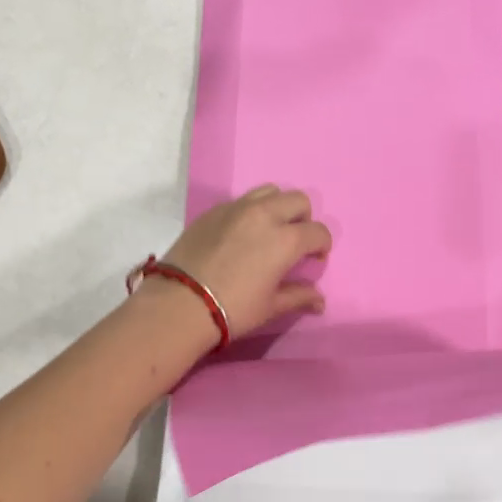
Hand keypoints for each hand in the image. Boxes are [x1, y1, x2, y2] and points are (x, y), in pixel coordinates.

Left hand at [158, 185, 332, 338]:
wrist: (180, 303)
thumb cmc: (233, 309)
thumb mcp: (270, 307)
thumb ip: (299, 296)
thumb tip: (320, 300)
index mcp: (285, 239)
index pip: (317, 231)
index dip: (322, 246)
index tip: (315, 259)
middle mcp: (264, 215)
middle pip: (297, 200)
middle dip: (303, 219)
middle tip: (294, 241)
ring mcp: (236, 208)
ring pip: (269, 192)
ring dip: (277, 207)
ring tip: (268, 231)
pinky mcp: (213, 210)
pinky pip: (241, 201)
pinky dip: (250, 212)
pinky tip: (240, 235)